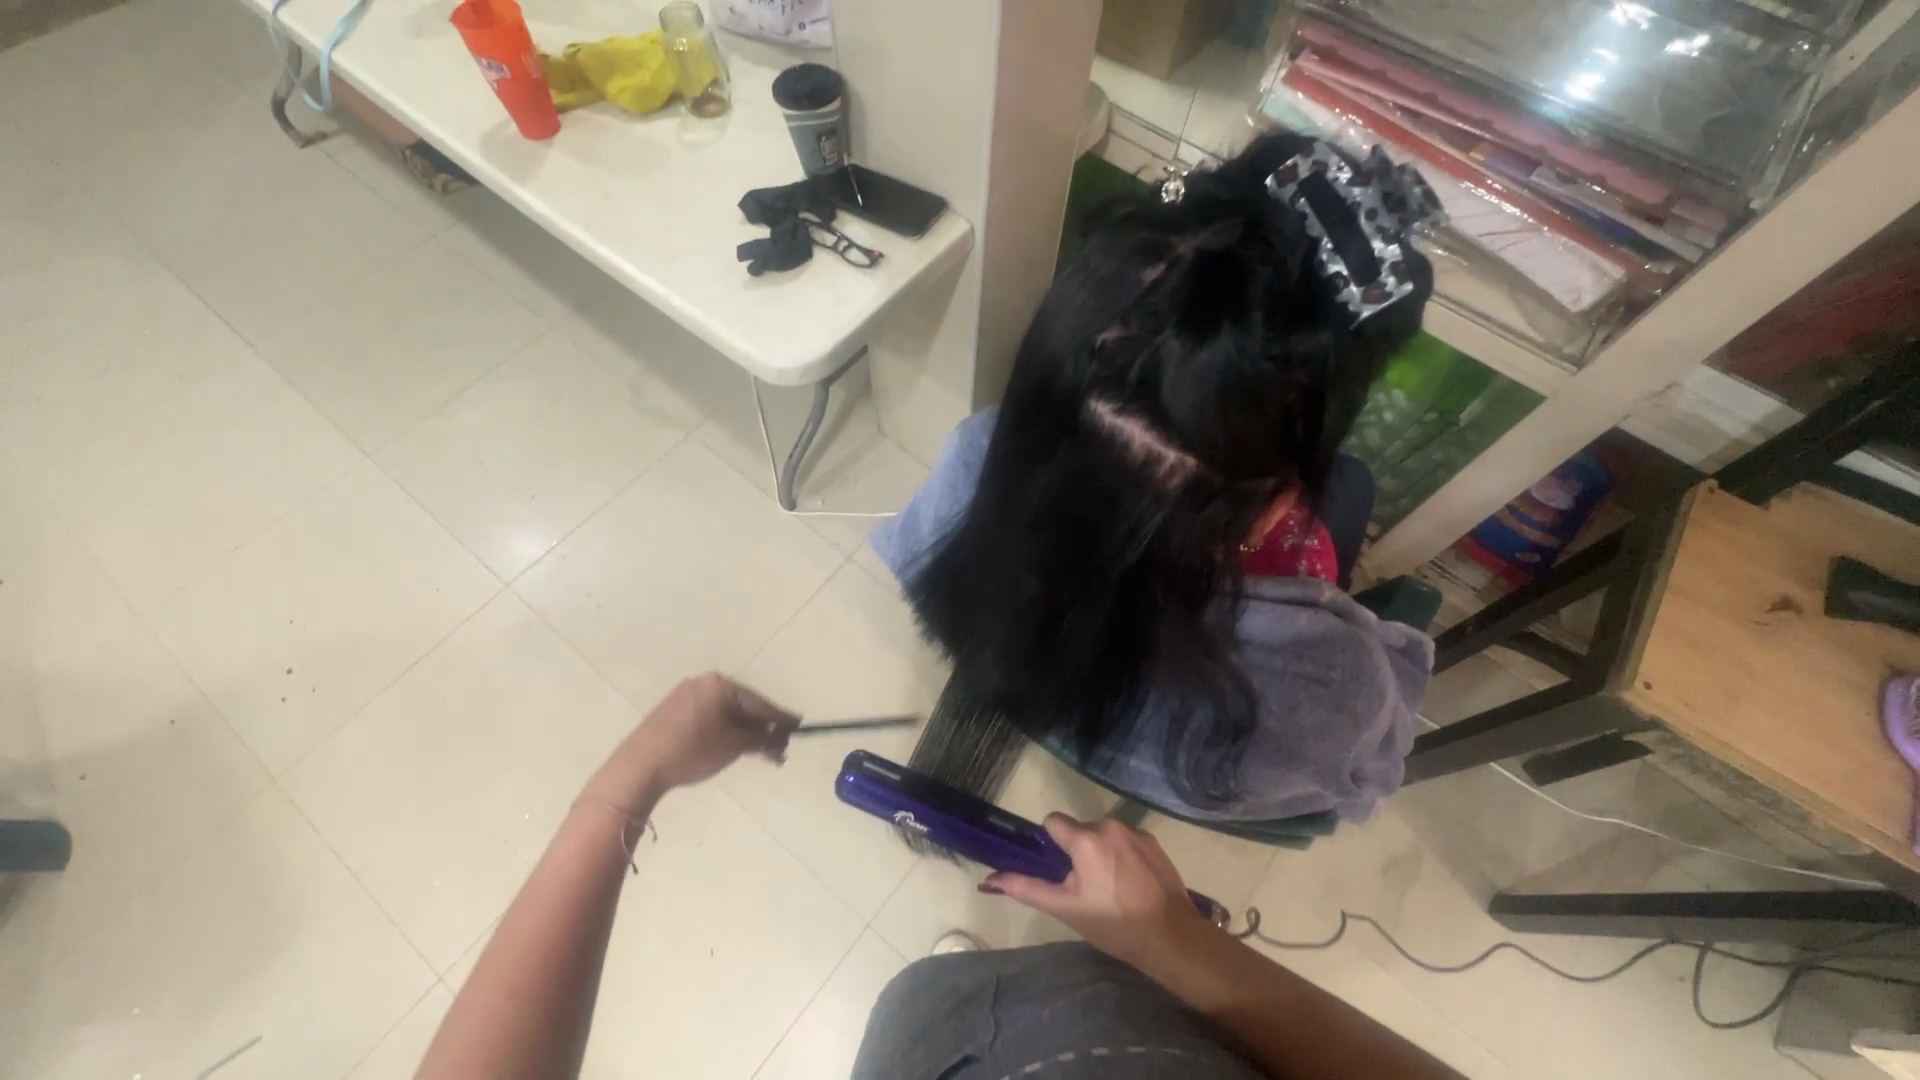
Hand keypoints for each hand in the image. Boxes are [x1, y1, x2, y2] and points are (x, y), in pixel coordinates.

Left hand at [586, 673, 798, 811]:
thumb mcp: (734, 746)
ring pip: (727, 713)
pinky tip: (734, 747)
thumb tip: (781, 737)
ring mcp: (686, 696)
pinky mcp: (674, 712)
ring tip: (760, 754)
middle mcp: (703, 683)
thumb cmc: (692, 751)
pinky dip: (726, 731)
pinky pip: (710, 717)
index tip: (799, 726)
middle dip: (763, 728)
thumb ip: (762, 739)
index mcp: (720, 684)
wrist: (639, 767)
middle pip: (743, 706)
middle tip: (779, 749)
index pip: (759, 702)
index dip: (781, 718)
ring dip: (745, 733)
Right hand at [983, 814, 1213, 966]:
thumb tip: (988, 880)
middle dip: (1078, 853)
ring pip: (1104, 835)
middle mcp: (1109, 825)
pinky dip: (1124, 856)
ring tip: (1113, 889)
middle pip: (1080, 830)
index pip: (1053, 822)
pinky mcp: (1154, 842)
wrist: (1171, 936)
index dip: (1052, 846)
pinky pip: (1126, 841)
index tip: (1060, 871)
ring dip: (1102, 853)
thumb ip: (1026, 888)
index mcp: (1085, 839)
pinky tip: (1133, 885)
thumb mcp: (1065, 908)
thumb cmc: (1113, 924)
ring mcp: (1135, 832)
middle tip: (1088, 889)